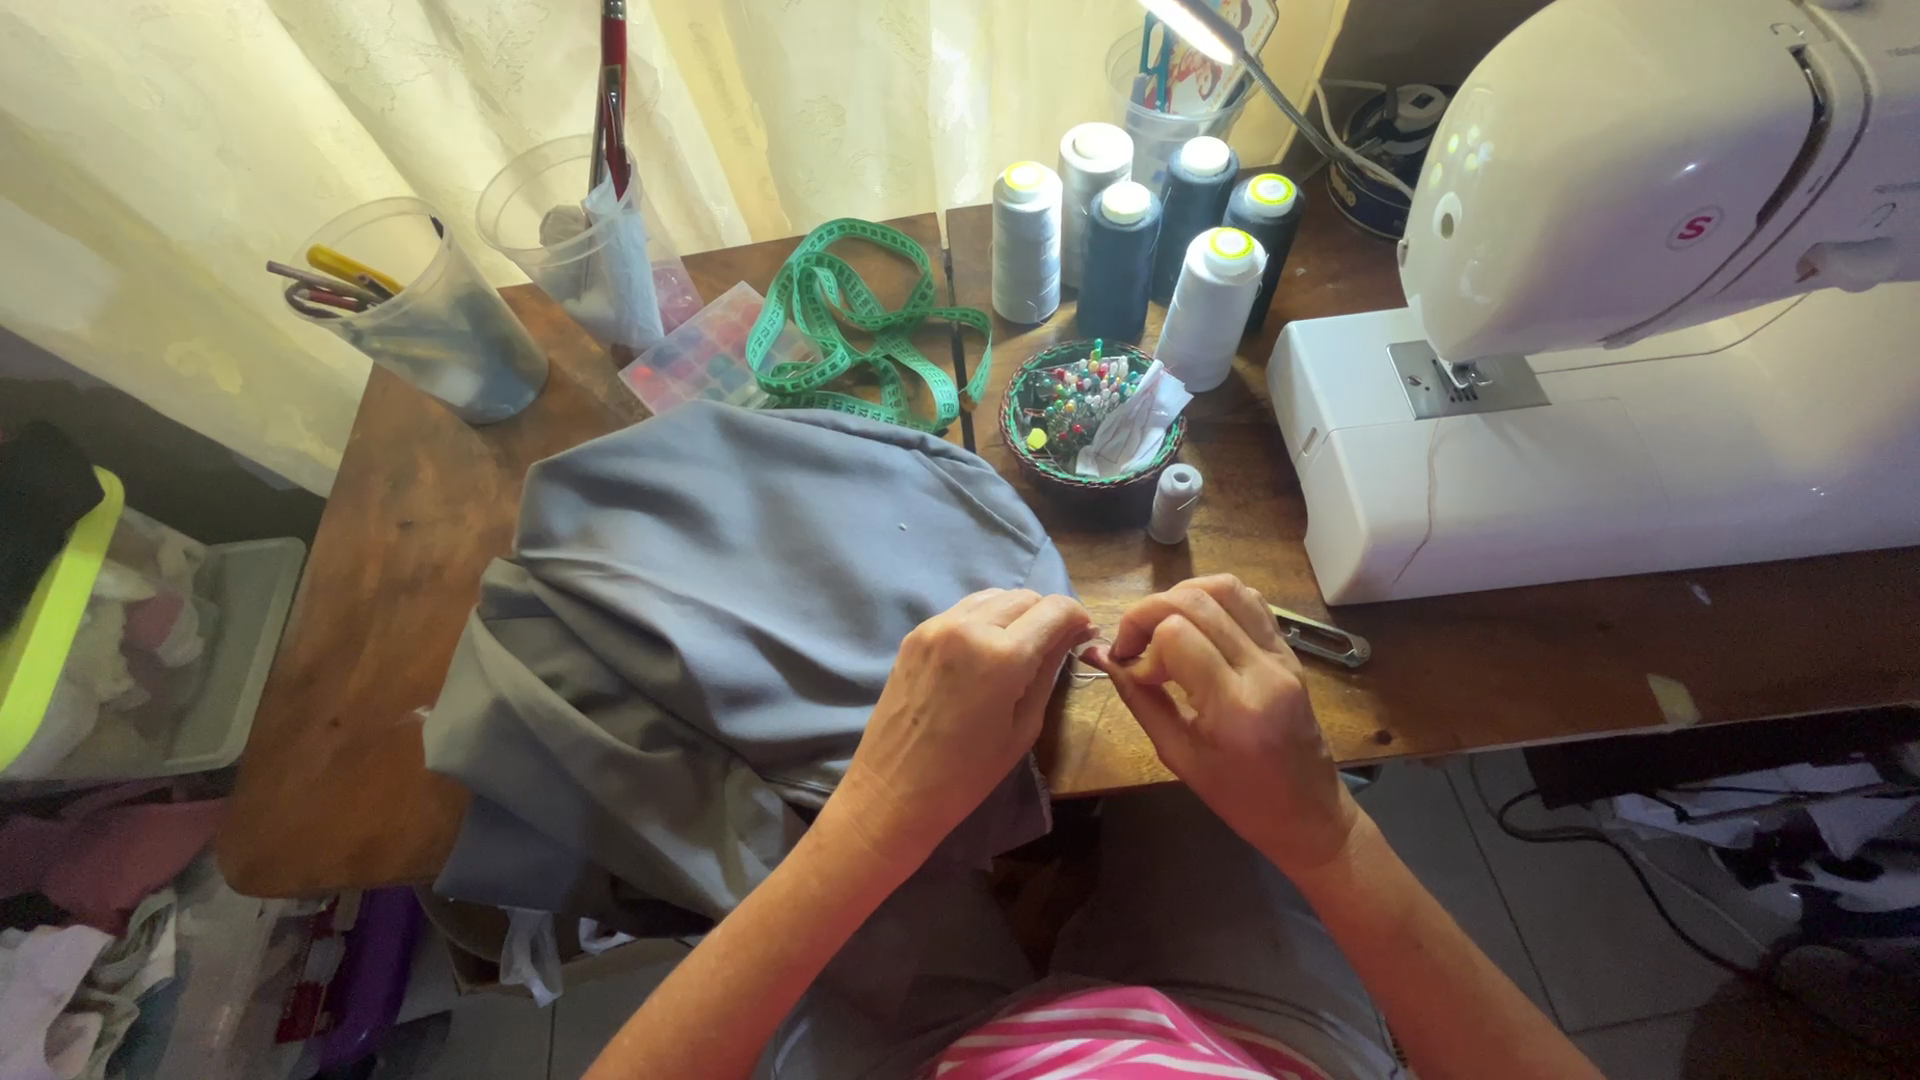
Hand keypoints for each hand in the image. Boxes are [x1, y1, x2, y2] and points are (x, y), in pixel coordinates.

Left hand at [828, 588, 1093, 869]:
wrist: (893, 789)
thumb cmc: (968, 774)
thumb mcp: (1024, 726)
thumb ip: (1049, 670)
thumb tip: (1074, 634)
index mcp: (1003, 655)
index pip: (1055, 609)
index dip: (1077, 618)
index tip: (1081, 635)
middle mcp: (969, 627)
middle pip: (1024, 596)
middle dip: (1046, 614)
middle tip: (1053, 644)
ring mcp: (937, 625)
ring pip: (992, 596)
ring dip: (1015, 612)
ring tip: (1019, 645)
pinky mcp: (916, 633)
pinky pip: (963, 610)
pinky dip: (984, 619)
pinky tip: (985, 650)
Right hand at [1086, 575, 1359, 874]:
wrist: (1310, 815)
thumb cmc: (1240, 799)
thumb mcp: (1178, 756)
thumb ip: (1139, 698)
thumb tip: (1100, 655)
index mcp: (1236, 706)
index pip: (1176, 635)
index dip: (1141, 645)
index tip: (1133, 674)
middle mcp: (1264, 669)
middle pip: (1196, 601)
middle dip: (1149, 613)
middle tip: (1132, 644)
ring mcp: (1282, 654)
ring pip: (1225, 587)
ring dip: (1180, 596)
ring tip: (1159, 627)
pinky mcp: (1288, 650)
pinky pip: (1248, 600)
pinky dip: (1211, 599)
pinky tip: (1193, 625)